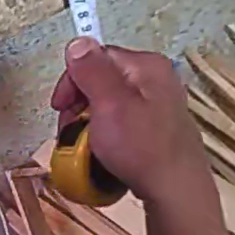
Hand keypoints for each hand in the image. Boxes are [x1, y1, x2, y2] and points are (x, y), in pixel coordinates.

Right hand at [49, 37, 208, 209]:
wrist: (174, 193)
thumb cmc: (141, 148)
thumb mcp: (109, 105)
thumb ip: (92, 71)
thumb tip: (78, 41)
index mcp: (146, 66)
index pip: (96, 57)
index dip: (72, 81)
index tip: (60, 108)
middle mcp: (156, 79)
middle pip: (101, 80)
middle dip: (78, 105)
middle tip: (70, 131)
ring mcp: (158, 105)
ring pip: (108, 103)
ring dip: (88, 122)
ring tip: (84, 146)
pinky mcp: (157, 128)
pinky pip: (121, 122)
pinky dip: (105, 134)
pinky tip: (102, 152)